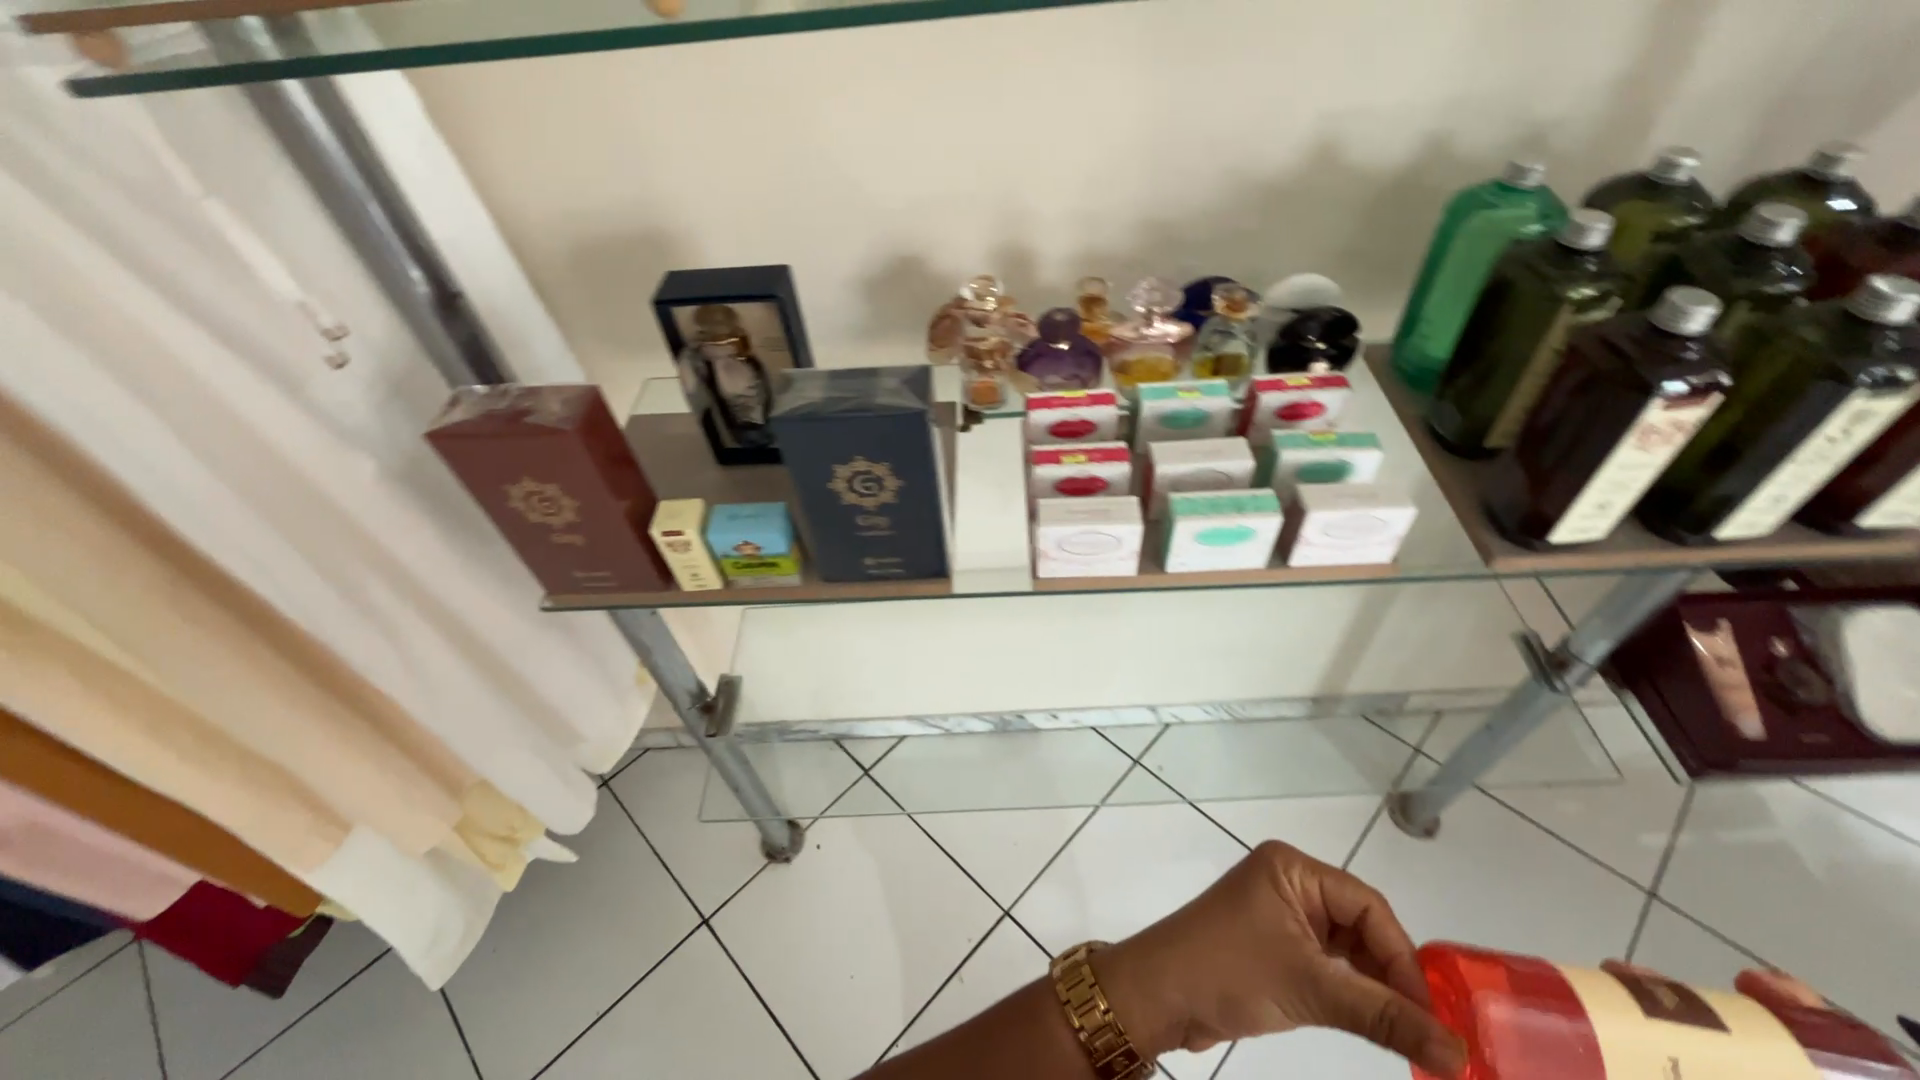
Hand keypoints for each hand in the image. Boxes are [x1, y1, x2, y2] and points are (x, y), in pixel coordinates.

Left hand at [1089, 840, 1466, 1078]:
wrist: (1155, 997)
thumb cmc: (1226, 972)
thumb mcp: (1310, 989)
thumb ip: (1385, 1017)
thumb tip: (1461, 1053)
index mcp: (1292, 869)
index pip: (1369, 906)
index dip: (1403, 959)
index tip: (1430, 1013)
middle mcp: (1287, 883)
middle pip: (1361, 926)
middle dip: (1392, 975)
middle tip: (1427, 1028)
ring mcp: (1278, 915)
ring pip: (1346, 949)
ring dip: (1372, 988)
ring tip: (1406, 1032)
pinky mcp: (1271, 947)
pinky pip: (1325, 965)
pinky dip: (1348, 993)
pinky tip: (1371, 1022)